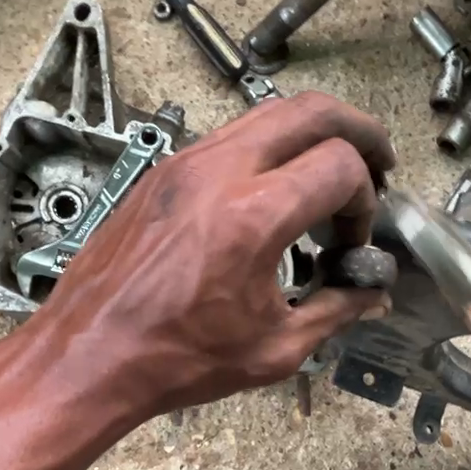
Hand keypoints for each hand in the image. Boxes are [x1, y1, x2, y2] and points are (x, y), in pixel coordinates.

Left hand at [37, 92, 392, 415]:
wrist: (91, 354)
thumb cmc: (177, 358)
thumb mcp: (275, 348)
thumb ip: (335, 311)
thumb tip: (370, 294)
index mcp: (251, 218)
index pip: (339, 166)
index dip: (365, 202)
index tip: (353, 243)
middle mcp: (218, 173)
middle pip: (312, 111)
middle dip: (359, 132)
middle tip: (379, 165)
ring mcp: (185, 164)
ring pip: (269, 113)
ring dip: (313, 136)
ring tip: (331, 177)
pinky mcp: (163, 171)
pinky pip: (231, 136)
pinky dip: (270, 149)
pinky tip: (276, 194)